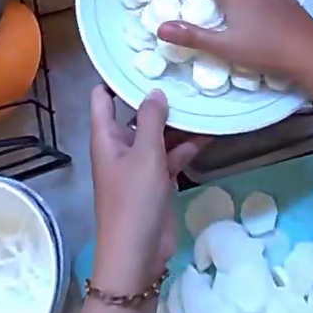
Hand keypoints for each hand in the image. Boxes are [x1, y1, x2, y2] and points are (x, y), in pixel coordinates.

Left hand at [88, 86, 205, 295]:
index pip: (102, 97)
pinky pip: (172, 154)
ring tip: (203, 97)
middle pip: (135, 112)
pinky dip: (187, 145)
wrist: (137, 256)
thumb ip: (151, 120)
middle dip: (156, 96)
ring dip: (178, 121)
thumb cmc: (133, 200)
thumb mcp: (145, 154)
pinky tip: (210, 131)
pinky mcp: (158, 180)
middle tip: (182, 71)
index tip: (140, 57)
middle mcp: (120, 145)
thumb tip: (155, 91)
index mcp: (106, 136)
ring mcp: (139, 163)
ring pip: (158, 133)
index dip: (115, 76)